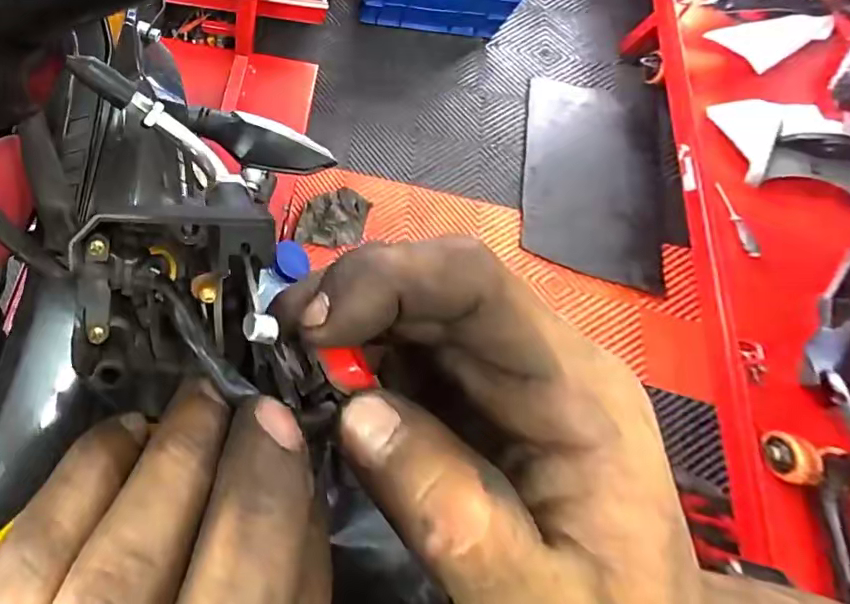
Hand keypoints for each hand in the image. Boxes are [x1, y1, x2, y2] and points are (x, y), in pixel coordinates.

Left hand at [0, 382, 330, 603]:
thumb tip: (297, 521)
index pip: (254, 602)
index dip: (277, 512)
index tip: (285, 434)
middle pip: (184, 576)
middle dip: (230, 474)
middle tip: (249, 404)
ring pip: (112, 550)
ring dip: (163, 460)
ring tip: (197, 406)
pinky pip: (31, 542)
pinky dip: (83, 475)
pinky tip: (118, 436)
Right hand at [273, 236, 707, 603]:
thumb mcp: (542, 601)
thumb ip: (457, 519)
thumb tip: (354, 413)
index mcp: (570, 383)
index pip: (472, 281)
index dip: (387, 279)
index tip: (315, 326)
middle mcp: (529, 354)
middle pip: (427, 282)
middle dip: (346, 296)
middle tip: (278, 337)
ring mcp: (492, 371)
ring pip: (402, 306)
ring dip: (338, 320)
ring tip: (286, 354)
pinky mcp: (460, 393)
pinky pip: (393, 347)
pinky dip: (345, 354)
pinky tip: (315, 378)